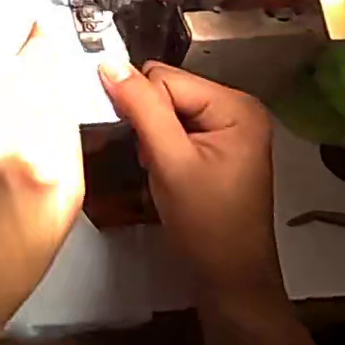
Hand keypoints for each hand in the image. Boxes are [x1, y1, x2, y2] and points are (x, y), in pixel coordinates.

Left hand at [0, 21, 85, 343]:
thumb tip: (55, 80)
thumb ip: (65, 133)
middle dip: (27, 46)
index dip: (49, 52)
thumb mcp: (67, 199)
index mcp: (35, 158)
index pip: (48, 83)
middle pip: (15, 67)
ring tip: (9, 25)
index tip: (50, 34)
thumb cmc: (16, 247)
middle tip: (34, 30)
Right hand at [98, 60, 282, 295]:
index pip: (165, 78)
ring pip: (164, 105)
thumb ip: (141, 108)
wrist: (230, 282)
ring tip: (160, 165)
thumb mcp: (170, 162)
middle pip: (166, 88)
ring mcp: (227, 124)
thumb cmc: (207, 226)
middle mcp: (235, 105)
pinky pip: (172, 122)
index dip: (143, 107)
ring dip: (151, 132)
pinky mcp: (215, 140)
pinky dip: (159, 141)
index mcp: (236, 105)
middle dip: (148, 119)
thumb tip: (108, 63)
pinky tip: (165, 166)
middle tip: (153, 158)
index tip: (143, 146)